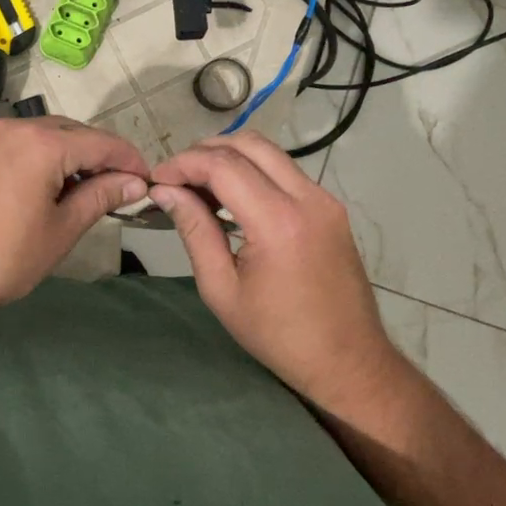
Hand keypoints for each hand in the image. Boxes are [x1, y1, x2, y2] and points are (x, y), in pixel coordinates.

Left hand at [0, 117, 149, 317]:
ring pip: (42, 137)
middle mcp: (13, 129)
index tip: (148, 182)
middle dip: (99, 156)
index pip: (101, 143)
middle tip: (120, 189)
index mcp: (42, 143)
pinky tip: (45, 190)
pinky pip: (17, 146)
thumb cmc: (1, 258)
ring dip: (69, 157)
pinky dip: (39, 160)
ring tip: (85, 192)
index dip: (129, 161)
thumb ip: (99, 197)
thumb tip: (134, 182)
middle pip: (71, 133)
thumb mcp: (60, 231)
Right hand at [149, 131, 403, 409]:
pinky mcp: (331, 208)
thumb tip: (166, 193)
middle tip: (176, 177)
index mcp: (278, 222)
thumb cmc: (278, 334)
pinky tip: (230, 198)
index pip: (222, 166)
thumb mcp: (221, 289)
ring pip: (269, 152)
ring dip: (229, 157)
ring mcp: (324, 200)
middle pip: (248, 144)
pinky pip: (285, 171)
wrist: (348, 361)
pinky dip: (252, 171)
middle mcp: (307, 199)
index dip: (183, 164)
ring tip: (198, 185)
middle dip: (204, 151)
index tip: (157, 181)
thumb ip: (194, 231)